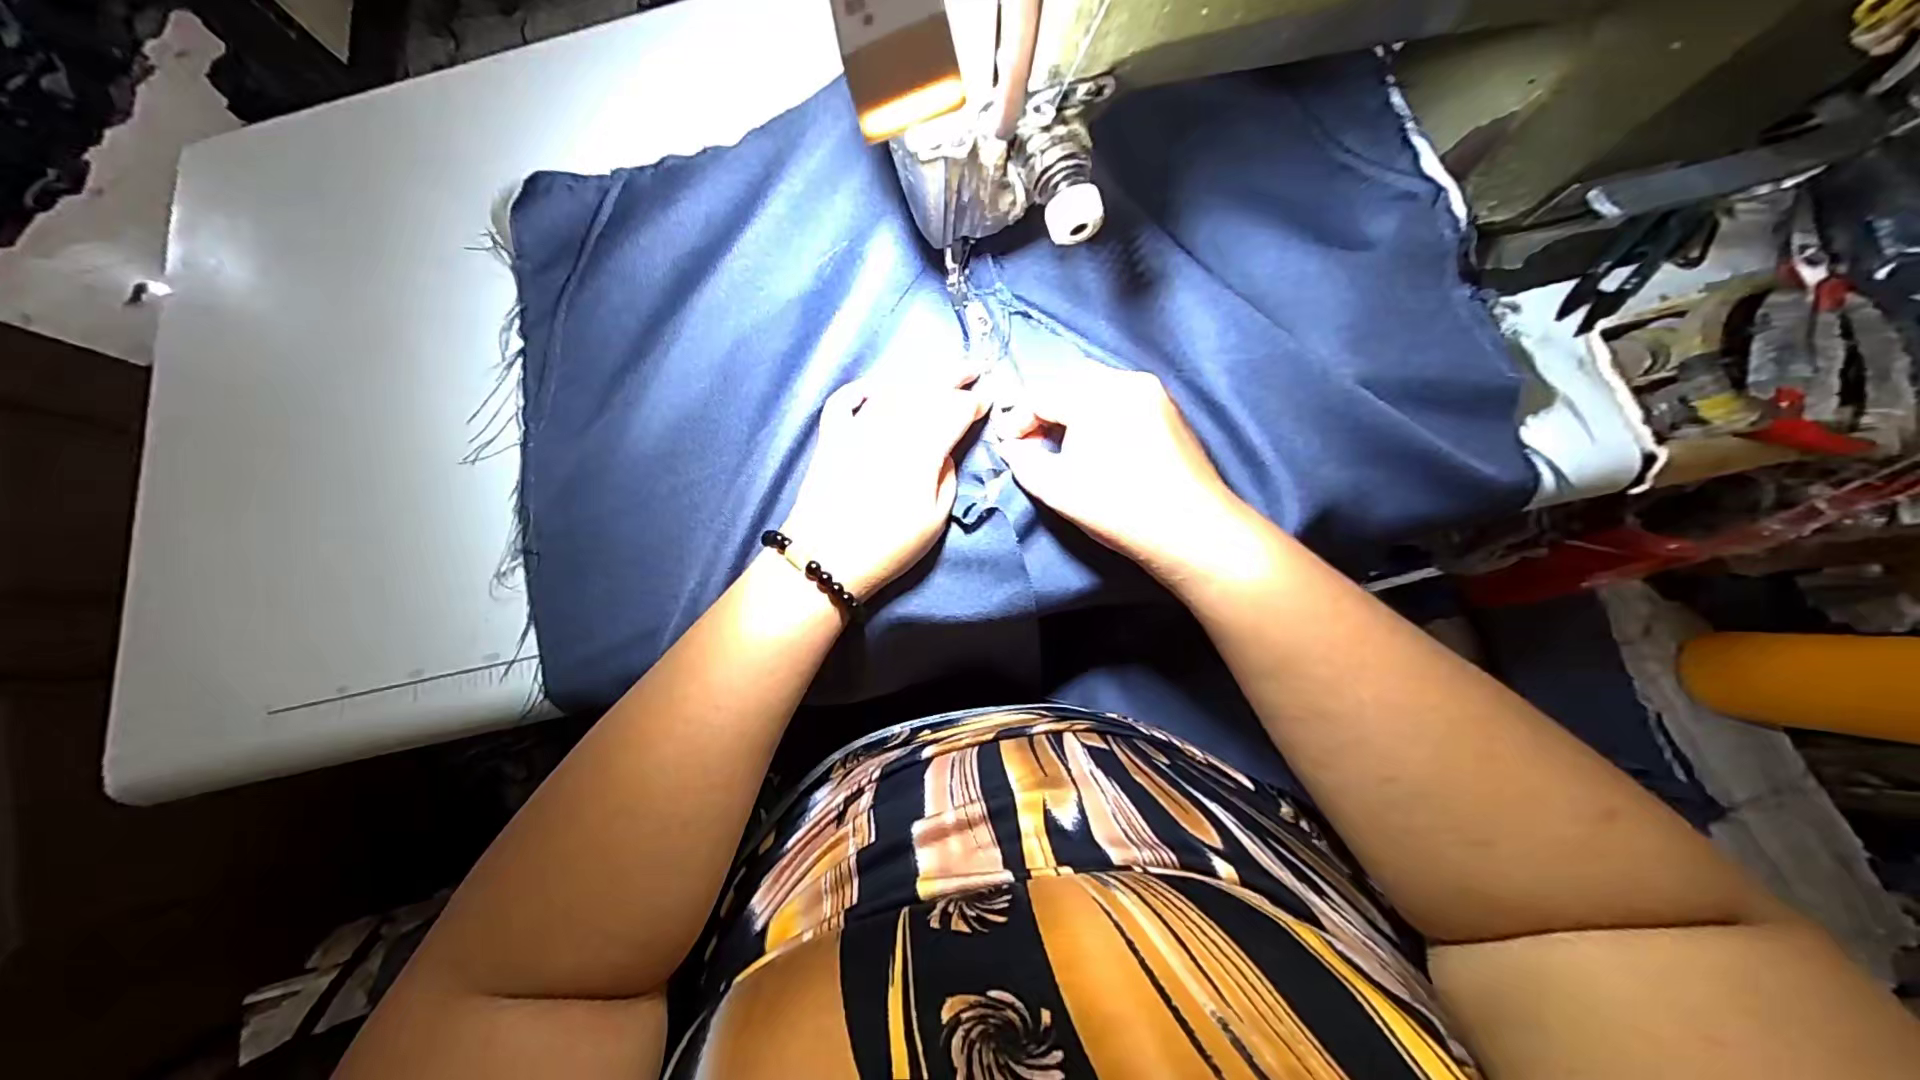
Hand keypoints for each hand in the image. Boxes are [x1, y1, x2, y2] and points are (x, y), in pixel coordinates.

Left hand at [778, 365, 988, 599]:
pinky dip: (860, 389)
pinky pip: (843, 400)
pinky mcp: (831, 437)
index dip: (975, 401)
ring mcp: (857, 428)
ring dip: (918, 381)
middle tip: (973, 368)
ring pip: (893, 390)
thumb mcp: (935, 519)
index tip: (987, 399)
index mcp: (923, 447)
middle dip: (954, 375)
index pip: (956, 409)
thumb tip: (943, 453)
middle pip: (927, 390)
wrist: (826, 559)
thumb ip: (946, 477)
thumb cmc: (888, 546)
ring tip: (935, 381)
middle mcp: (891, 426)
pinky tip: (874, 388)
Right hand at [996, 362, 1270, 588]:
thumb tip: (1012, 447)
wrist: (1194, 531)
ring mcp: (1153, 392)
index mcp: (1097, 395)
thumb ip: (1023, 461)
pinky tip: (1099, 446)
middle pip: (1069, 383)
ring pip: (1097, 388)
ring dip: (1072, 411)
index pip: (1040, 394)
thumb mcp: (1057, 489)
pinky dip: (1100, 414)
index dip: (1017, 420)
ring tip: (1064, 446)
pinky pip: (1122, 399)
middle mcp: (1127, 380)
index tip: (1009, 448)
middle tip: (1032, 444)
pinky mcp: (1169, 410)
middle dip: (1044, 411)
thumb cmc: (1119, 508)